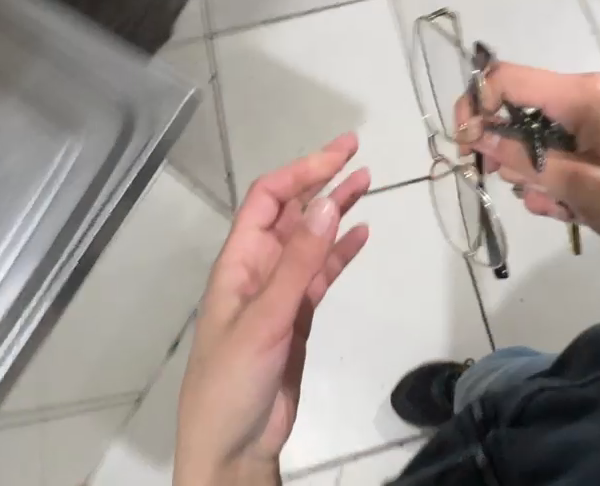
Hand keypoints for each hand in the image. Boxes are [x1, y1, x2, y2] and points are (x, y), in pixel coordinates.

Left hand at [175, 135, 371, 485]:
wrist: (232, 448)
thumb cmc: (232, 379)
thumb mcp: (265, 319)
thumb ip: (298, 263)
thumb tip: (326, 205)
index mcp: (239, 260)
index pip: (268, 198)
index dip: (301, 172)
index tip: (337, 156)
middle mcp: (259, 267)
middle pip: (291, 211)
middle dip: (320, 179)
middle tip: (355, 151)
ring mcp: (280, 292)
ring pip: (311, 239)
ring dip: (336, 210)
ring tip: (367, 182)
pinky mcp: (298, 316)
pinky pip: (322, 273)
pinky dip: (341, 252)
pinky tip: (362, 234)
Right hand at [467, 64, 599, 265]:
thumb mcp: (576, 188)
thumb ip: (521, 160)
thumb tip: (473, 137)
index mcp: (580, 94)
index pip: (505, 78)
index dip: (476, 106)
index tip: (466, 148)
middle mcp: (580, 90)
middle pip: (513, 102)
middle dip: (502, 145)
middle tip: (511, 185)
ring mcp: (586, 108)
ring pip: (528, 128)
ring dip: (528, 168)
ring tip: (553, 204)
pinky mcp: (591, 127)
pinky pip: (549, 142)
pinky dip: (547, 172)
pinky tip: (566, 204)